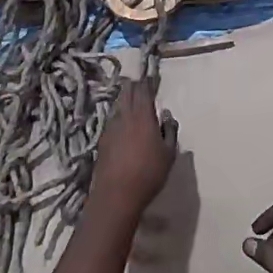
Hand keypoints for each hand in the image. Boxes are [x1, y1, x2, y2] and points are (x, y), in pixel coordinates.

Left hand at [89, 79, 177, 216]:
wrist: (116, 195)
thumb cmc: (149, 173)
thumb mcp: (169, 154)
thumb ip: (170, 131)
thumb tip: (166, 116)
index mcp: (142, 117)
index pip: (142, 91)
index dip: (146, 82)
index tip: (150, 77)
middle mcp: (124, 117)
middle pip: (126, 93)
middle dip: (133, 86)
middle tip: (139, 83)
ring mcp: (110, 128)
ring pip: (118, 107)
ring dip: (125, 101)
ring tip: (131, 103)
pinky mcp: (102, 141)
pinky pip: (112, 122)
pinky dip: (119, 118)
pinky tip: (123, 126)